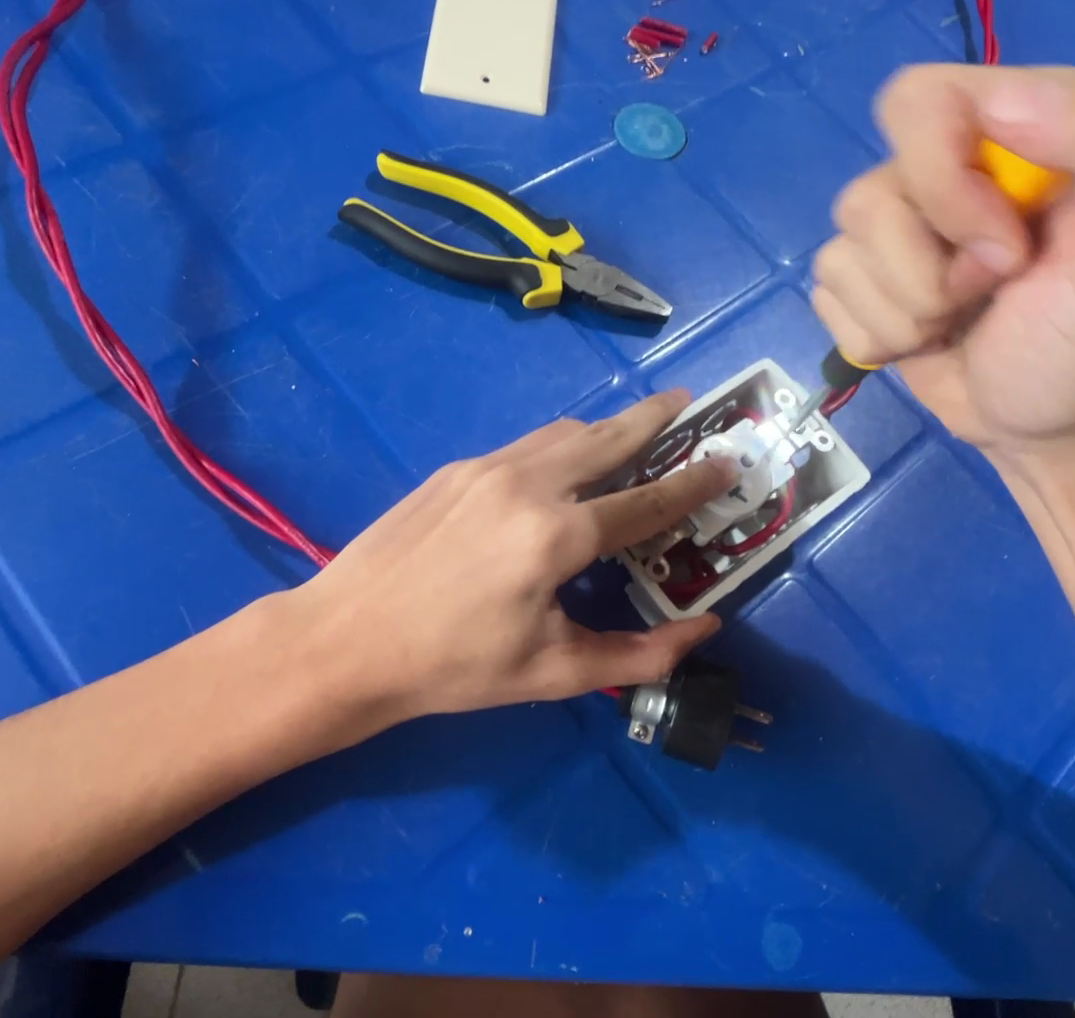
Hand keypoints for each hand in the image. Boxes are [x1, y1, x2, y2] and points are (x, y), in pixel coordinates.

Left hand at [286, 391, 735, 722]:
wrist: (346, 642)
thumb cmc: (453, 668)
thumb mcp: (554, 672)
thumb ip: (640, 653)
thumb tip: (705, 627)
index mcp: (556, 536)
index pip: (647, 501)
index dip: (695, 482)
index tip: (728, 460)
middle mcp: (527, 485)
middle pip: (609, 437)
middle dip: (655, 417)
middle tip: (689, 401)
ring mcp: (486, 468)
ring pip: (565, 433)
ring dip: (607, 430)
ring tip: (634, 434)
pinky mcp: (455, 468)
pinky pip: (526, 446)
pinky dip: (561, 448)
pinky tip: (561, 472)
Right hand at [811, 63, 1074, 455]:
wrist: (1049, 425)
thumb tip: (1007, 98)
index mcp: (1014, 130)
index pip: (918, 104)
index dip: (942, 182)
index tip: (1005, 249)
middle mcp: (943, 169)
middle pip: (865, 194)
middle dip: (921, 267)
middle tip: (988, 289)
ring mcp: (893, 230)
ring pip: (842, 254)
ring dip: (909, 311)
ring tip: (961, 322)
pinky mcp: (859, 283)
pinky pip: (828, 296)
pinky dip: (878, 335)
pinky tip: (925, 340)